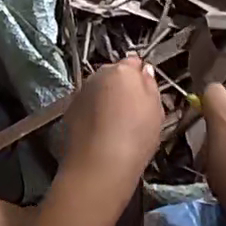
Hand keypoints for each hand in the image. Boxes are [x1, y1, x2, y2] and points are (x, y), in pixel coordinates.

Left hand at [53, 57, 162, 214]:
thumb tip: (144, 70)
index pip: (134, 61)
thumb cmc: (136, 136)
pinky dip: (91, 112)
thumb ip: (150, 84)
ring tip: (114, 123)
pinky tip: (99, 131)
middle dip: (120, 85)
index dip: (140, 75)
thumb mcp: (156, 110)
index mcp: (122, 71)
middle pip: (113, 74)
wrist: (100, 164)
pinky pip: (86, 105)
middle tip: (131, 109)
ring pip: (97, 89)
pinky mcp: (69, 109)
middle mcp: (98, 75)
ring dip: (104, 98)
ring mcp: (81, 91)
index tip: (144, 92)